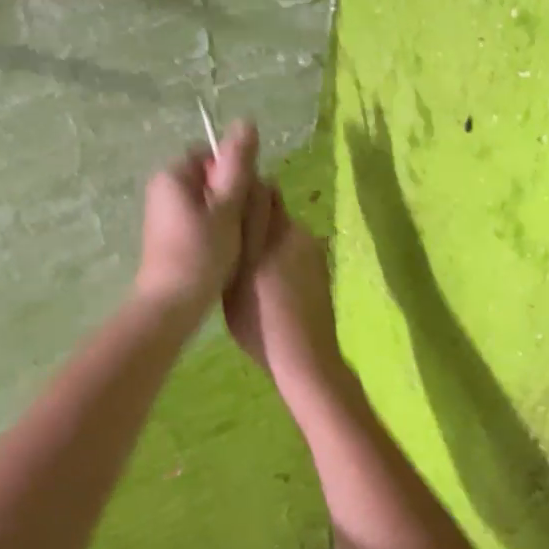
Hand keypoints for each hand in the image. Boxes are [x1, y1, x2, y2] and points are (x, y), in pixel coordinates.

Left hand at [134, 121, 257, 310]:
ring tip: (238, 240)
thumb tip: (245, 121)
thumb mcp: (227, 206)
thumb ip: (238, 165)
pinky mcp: (169, 237)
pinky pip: (200, 222)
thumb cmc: (202, 253)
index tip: (245, 199)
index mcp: (173, 174)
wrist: (172, 305)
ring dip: (228, 217)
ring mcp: (164, 214)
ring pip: (209, 203)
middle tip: (246, 222)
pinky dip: (216, 232)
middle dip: (233, 195)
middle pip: (211, 178)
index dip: (235, 172)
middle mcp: (163, 189)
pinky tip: (226, 253)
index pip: (212, 154)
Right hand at [224, 182, 345, 393]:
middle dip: (256, 219)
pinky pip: (296, 253)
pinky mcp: (322, 271)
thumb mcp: (234, 278)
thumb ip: (236, 238)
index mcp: (276, 230)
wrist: (304, 356)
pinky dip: (284, 260)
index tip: (227, 207)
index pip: (261, 192)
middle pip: (275, 211)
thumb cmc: (259, 319)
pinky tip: (273, 285)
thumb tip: (235, 207)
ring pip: (285, 234)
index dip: (244, 194)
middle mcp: (299, 234)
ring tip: (252, 269)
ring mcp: (314, 253)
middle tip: (235, 243)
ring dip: (270, 242)